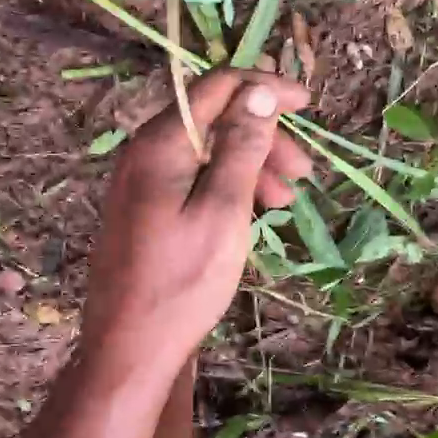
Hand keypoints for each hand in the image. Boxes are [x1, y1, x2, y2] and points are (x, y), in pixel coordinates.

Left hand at [81, 69, 312, 367]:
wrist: (129, 351)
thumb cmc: (183, 281)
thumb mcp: (224, 209)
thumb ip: (243, 145)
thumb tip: (260, 90)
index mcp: (161, 143)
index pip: (219, 86)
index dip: (266, 88)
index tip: (308, 104)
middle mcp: (146, 150)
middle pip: (216, 117)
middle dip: (265, 134)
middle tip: (304, 170)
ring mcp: (143, 179)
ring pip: (209, 148)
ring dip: (253, 163)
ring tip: (287, 199)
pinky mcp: (147, 205)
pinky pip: (197, 175)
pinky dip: (231, 183)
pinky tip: (256, 210)